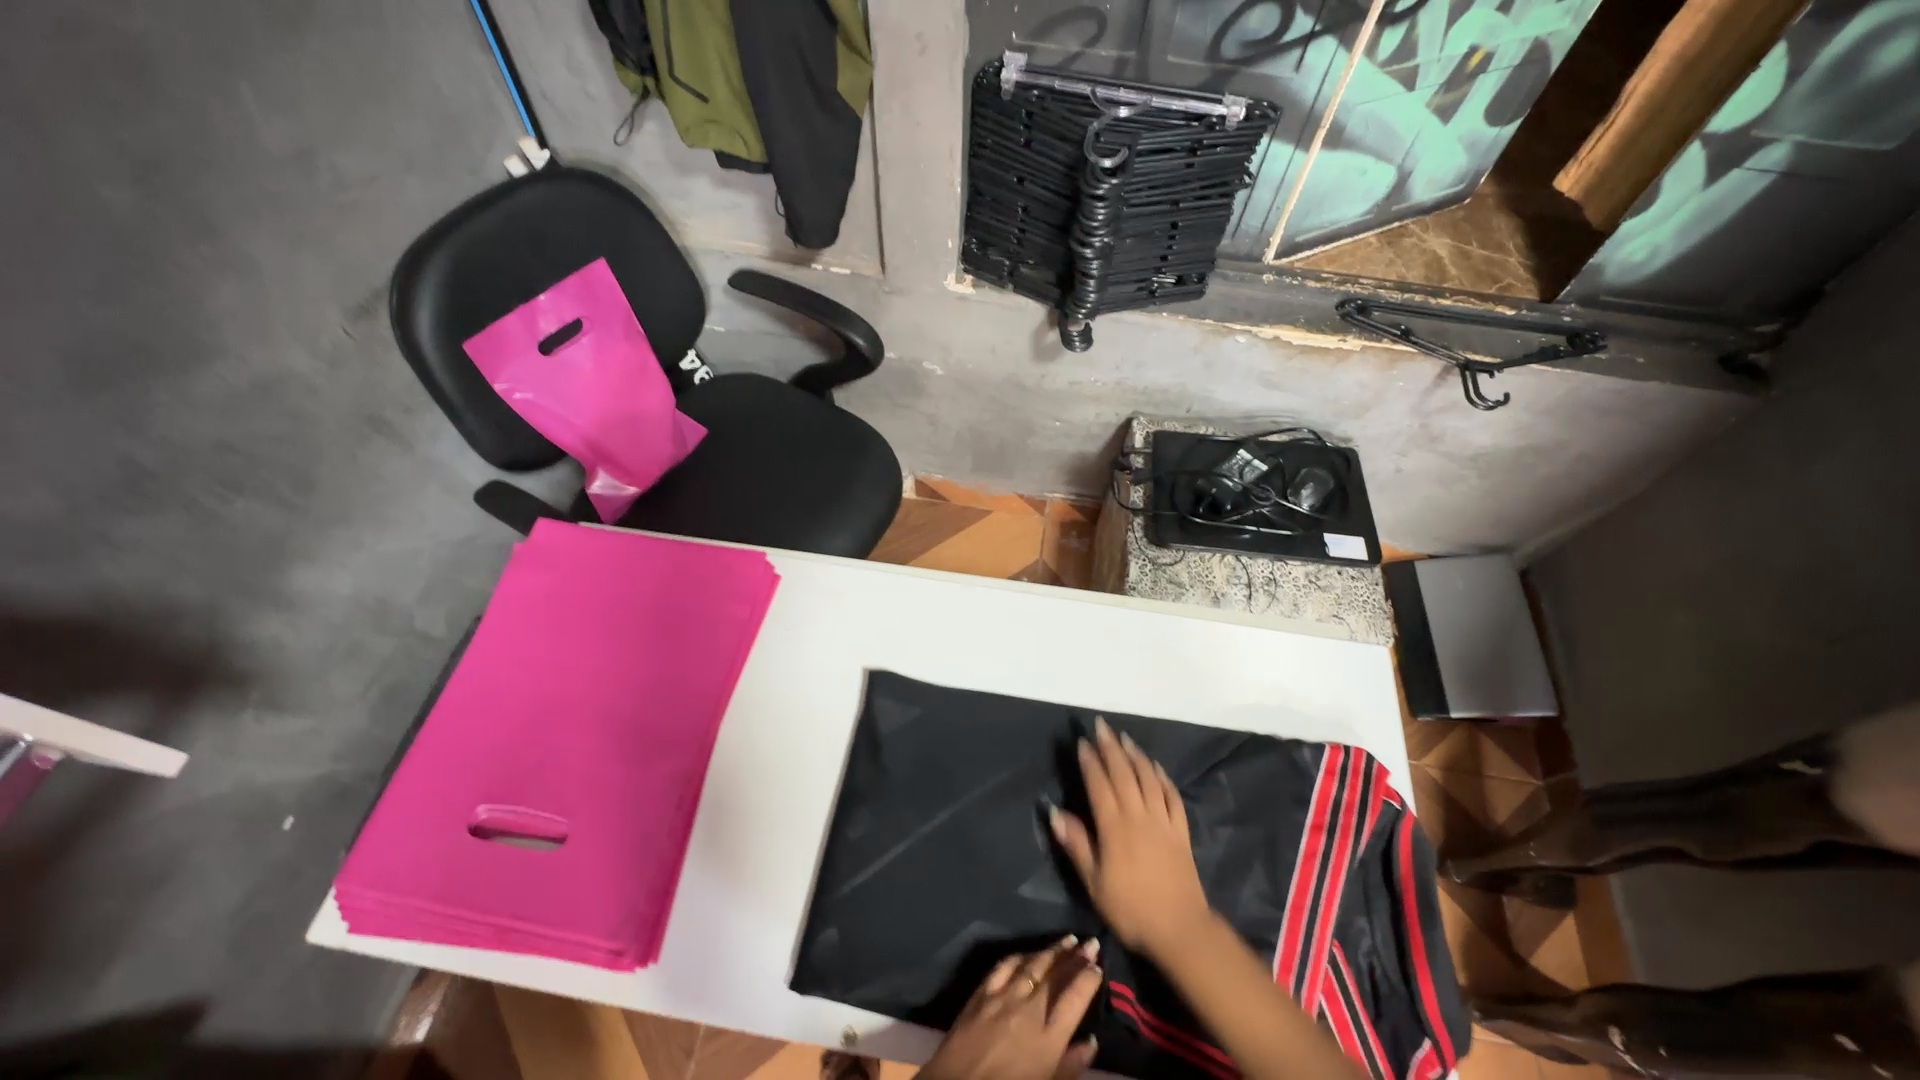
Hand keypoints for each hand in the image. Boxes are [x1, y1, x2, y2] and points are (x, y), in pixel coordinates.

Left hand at [918, 937, 1101, 1079]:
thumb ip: (1071, 1064)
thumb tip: (1091, 1041)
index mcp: (1049, 1035)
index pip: (1076, 997)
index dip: (1089, 978)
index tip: (1098, 966)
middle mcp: (1029, 1009)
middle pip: (1056, 975)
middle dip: (1076, 956)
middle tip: (1089, 942)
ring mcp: (1003, 997)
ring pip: (1032, 964)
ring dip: (1051, 950)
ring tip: (1066, 941)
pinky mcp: (980, 994)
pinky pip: (1003, 967)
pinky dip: (1019, 957)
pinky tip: (1027, 953)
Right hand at [1050, 717, 1211, 956]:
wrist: (1179, 928)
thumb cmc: (1130, 909)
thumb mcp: (1094, 883)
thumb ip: (1077, 845)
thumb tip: (1056, 813)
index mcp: (1114, 828)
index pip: (1099, 785)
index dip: (1090, 762)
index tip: (1082, 742)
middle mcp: (1139, 816)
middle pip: (1124, 774)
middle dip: (1111, 748)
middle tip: (1101, 725)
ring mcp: (1163, 821)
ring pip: (1148, 779)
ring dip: (1136, 755)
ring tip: (1125, 738)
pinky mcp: (1181, 831)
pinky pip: (1171, 795)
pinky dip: (1162, 777)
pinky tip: (1155, 767)